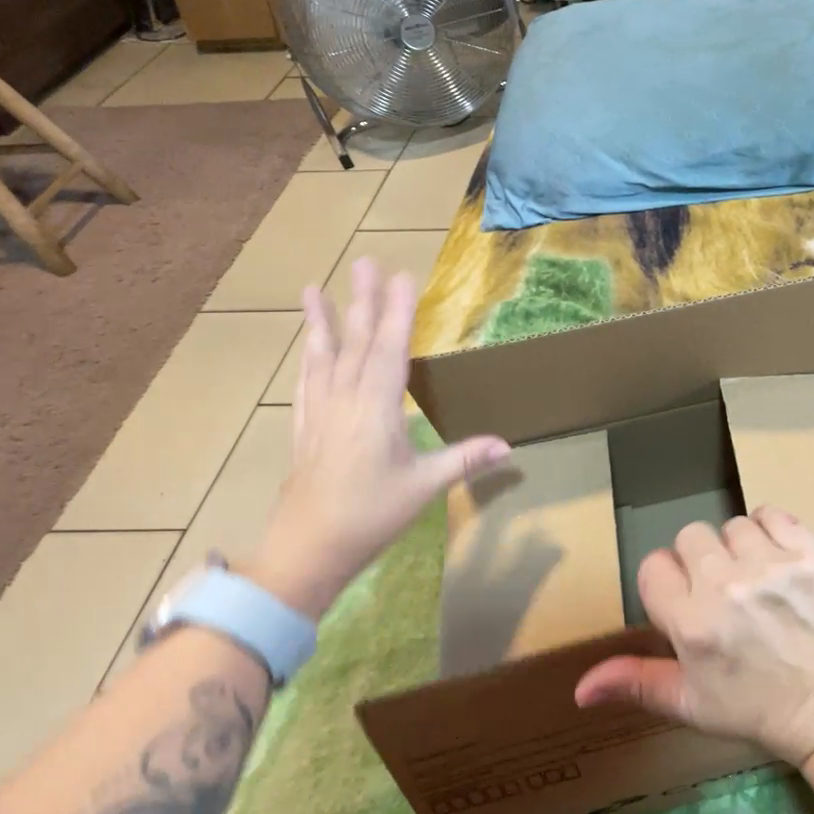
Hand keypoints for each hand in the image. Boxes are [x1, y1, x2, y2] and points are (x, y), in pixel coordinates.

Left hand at [245, 259, 509, 618]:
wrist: (306, 551)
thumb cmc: (369, 516)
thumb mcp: (423, 488)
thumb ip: (464, 460)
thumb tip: (509, 445)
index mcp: (375, 409)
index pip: (390, 350)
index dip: (398, 312)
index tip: (403, 277)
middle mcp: (344, 401)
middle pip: (355, 342)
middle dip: (362, 300)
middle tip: (364, 262)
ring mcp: (319, 413)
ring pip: (323, 357)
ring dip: (322, 321)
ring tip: (314, 289)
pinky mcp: (304, 429)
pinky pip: (306, 383)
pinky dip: (308, 359)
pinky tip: (307, 348)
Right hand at [573, 506, 813, 765]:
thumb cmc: (758, 708)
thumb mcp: (691, 705)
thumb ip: (636, 683)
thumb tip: (579, 687)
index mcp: (692, 625)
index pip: (654, 566)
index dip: (666, 582)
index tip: (685, 600)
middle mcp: (727, 588)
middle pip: (691, 536)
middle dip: (700, 562)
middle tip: (722, 592)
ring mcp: (772, 567)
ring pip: (733, 525)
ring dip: (738, 548)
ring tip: (755, 579)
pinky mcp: (811, 555)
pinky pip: (775, 514)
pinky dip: (771, 528)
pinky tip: (775, 555)